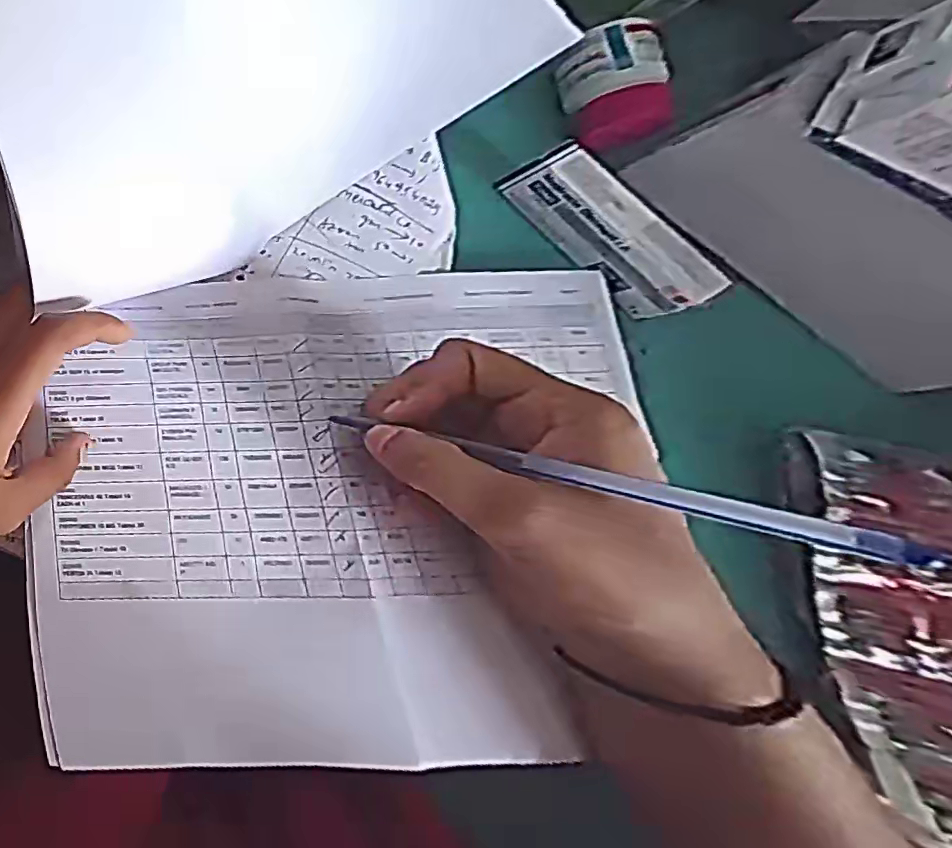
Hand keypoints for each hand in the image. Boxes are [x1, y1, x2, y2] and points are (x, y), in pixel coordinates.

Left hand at [0, 289, 131, 578]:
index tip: (119, 334)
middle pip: (16, 306)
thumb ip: (53, 472)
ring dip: (29, 314)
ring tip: (58, 341)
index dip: (90, 325)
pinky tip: (11, 373)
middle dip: (59, 302)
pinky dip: (3, 335)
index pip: (48, 338)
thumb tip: (82, 441)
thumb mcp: (6, 508)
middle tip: (90, 326)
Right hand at [363, 339, 777, 707]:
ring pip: (442, 437)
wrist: (660, 667)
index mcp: (566, 414)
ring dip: (409, 456)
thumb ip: (440, 469)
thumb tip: (376, 436)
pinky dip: (419, 484)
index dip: (422, 385)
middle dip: (409, 422)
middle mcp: (541, 430)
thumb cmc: (616, 579)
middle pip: (451, 398)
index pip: (473, 367)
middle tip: (375, 449)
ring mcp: (520, 468)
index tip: (383, 419)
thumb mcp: (521, 517)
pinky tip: (409, 506)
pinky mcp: (502, 501)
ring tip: (391, 486)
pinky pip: (445, 474)